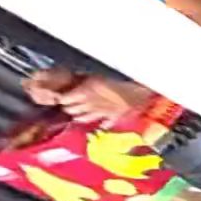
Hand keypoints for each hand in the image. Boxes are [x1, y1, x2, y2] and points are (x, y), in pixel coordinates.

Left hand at [24, 71, 150, 127]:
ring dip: (80, 116)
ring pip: (82, 119)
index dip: (59, 97)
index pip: (61, 99)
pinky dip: (101, 123)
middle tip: (70, 104)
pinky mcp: (115, 118)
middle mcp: (88, 105)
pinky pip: (104, 124)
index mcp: (81, 94)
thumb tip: (71, 79)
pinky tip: (101, 122)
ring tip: (82, 112)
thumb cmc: (118, 82)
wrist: (141, 92)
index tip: (60, 95)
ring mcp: (102, 113)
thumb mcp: (95, 76)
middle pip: (69, 110)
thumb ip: (81, 79)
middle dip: (68, 107)